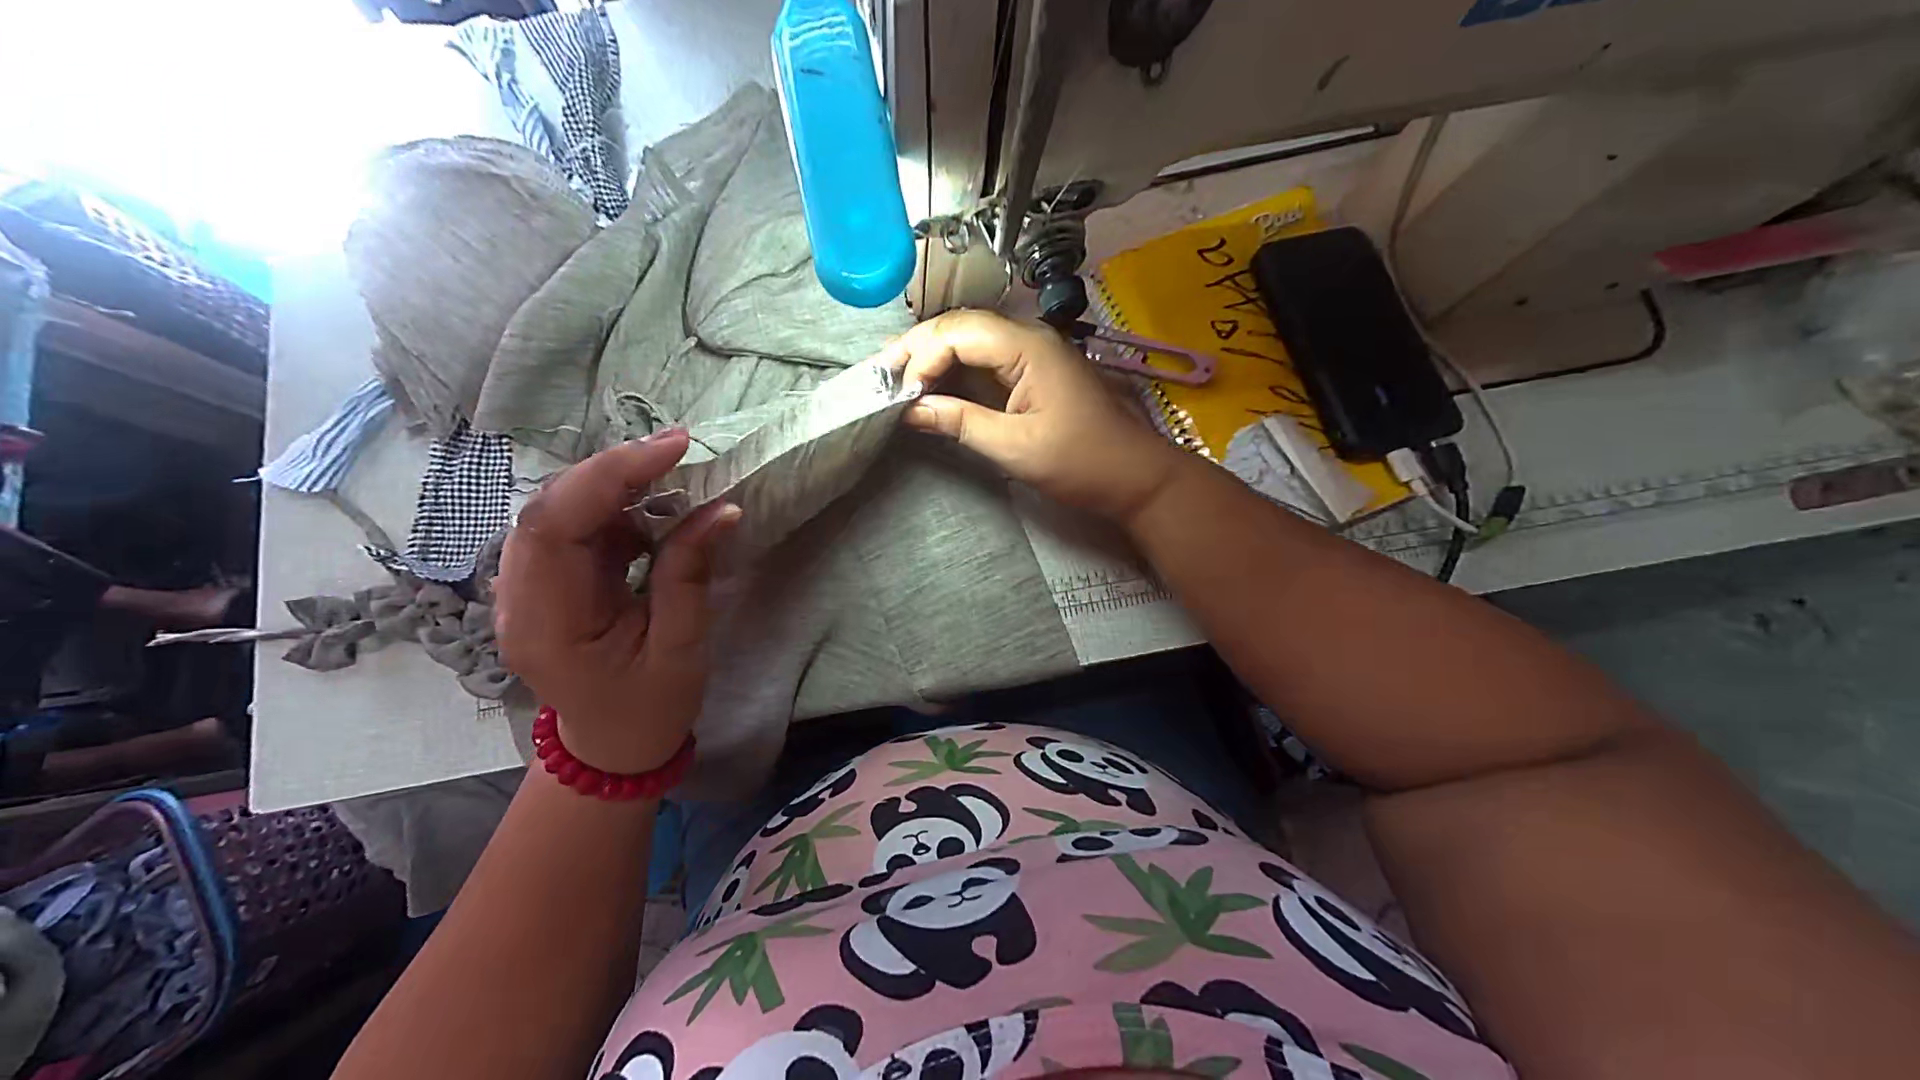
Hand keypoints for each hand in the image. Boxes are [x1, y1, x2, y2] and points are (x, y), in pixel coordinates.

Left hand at [494, 429, 740, 773]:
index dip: (608, 475)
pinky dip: (618, 505)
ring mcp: (529, 586)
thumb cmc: (650, 709)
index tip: (673, 448)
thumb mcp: (681, 649)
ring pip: (561, 509)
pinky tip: (656, 505)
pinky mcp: (551, 579)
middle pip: (549, 508)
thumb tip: (722, 509)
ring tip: (674, 473)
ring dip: (617, 484)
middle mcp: (519, 597)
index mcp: (543, 624)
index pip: (554, 527)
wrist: (613, 747)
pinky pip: (577, 525)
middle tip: (678, 449)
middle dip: (614, 470)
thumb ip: (689, 576)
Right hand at [886, 309, 1189, 521]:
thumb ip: (959, 422)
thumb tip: (910, 409)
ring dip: (932, 355)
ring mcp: (1032, 352)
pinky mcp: (1031, 371)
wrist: (1133, 477)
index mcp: (1028, 347)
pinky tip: (930, 382)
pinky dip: (953, 369)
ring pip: (970, 340)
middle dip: (918, 347)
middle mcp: (1029, 338)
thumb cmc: (1081, 463)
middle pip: (961, 327)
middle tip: (880, 374)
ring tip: (895, 374)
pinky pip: (984, 358)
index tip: (899, 391)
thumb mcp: (1014, 447)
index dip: (922, 356)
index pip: (959, 333)